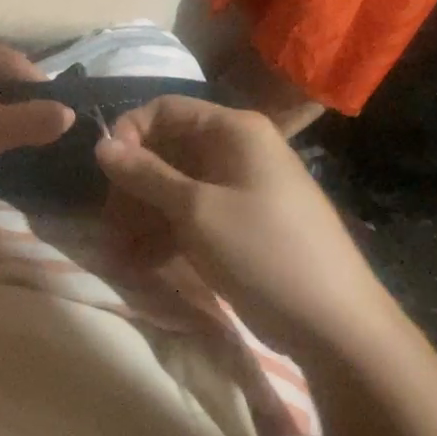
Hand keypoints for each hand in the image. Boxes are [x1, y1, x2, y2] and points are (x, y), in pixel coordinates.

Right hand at [94, 96, 396, 350]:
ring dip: (142, 216)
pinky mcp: (241, 225)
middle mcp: (236, 150)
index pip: (165, 110)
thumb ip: (146, 175)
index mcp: (233, 131)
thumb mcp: (196, 210)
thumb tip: (101, 145)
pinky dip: (165, 234)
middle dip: (132, 186)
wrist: (335, 325)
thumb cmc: (264, 251)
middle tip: (108, 226)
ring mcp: (240, 189)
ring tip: (120, 254)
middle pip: (167, 151)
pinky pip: (192, 216)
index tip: (104, 173)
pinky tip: (142, 263)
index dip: (130, 134)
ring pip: (175, 188)